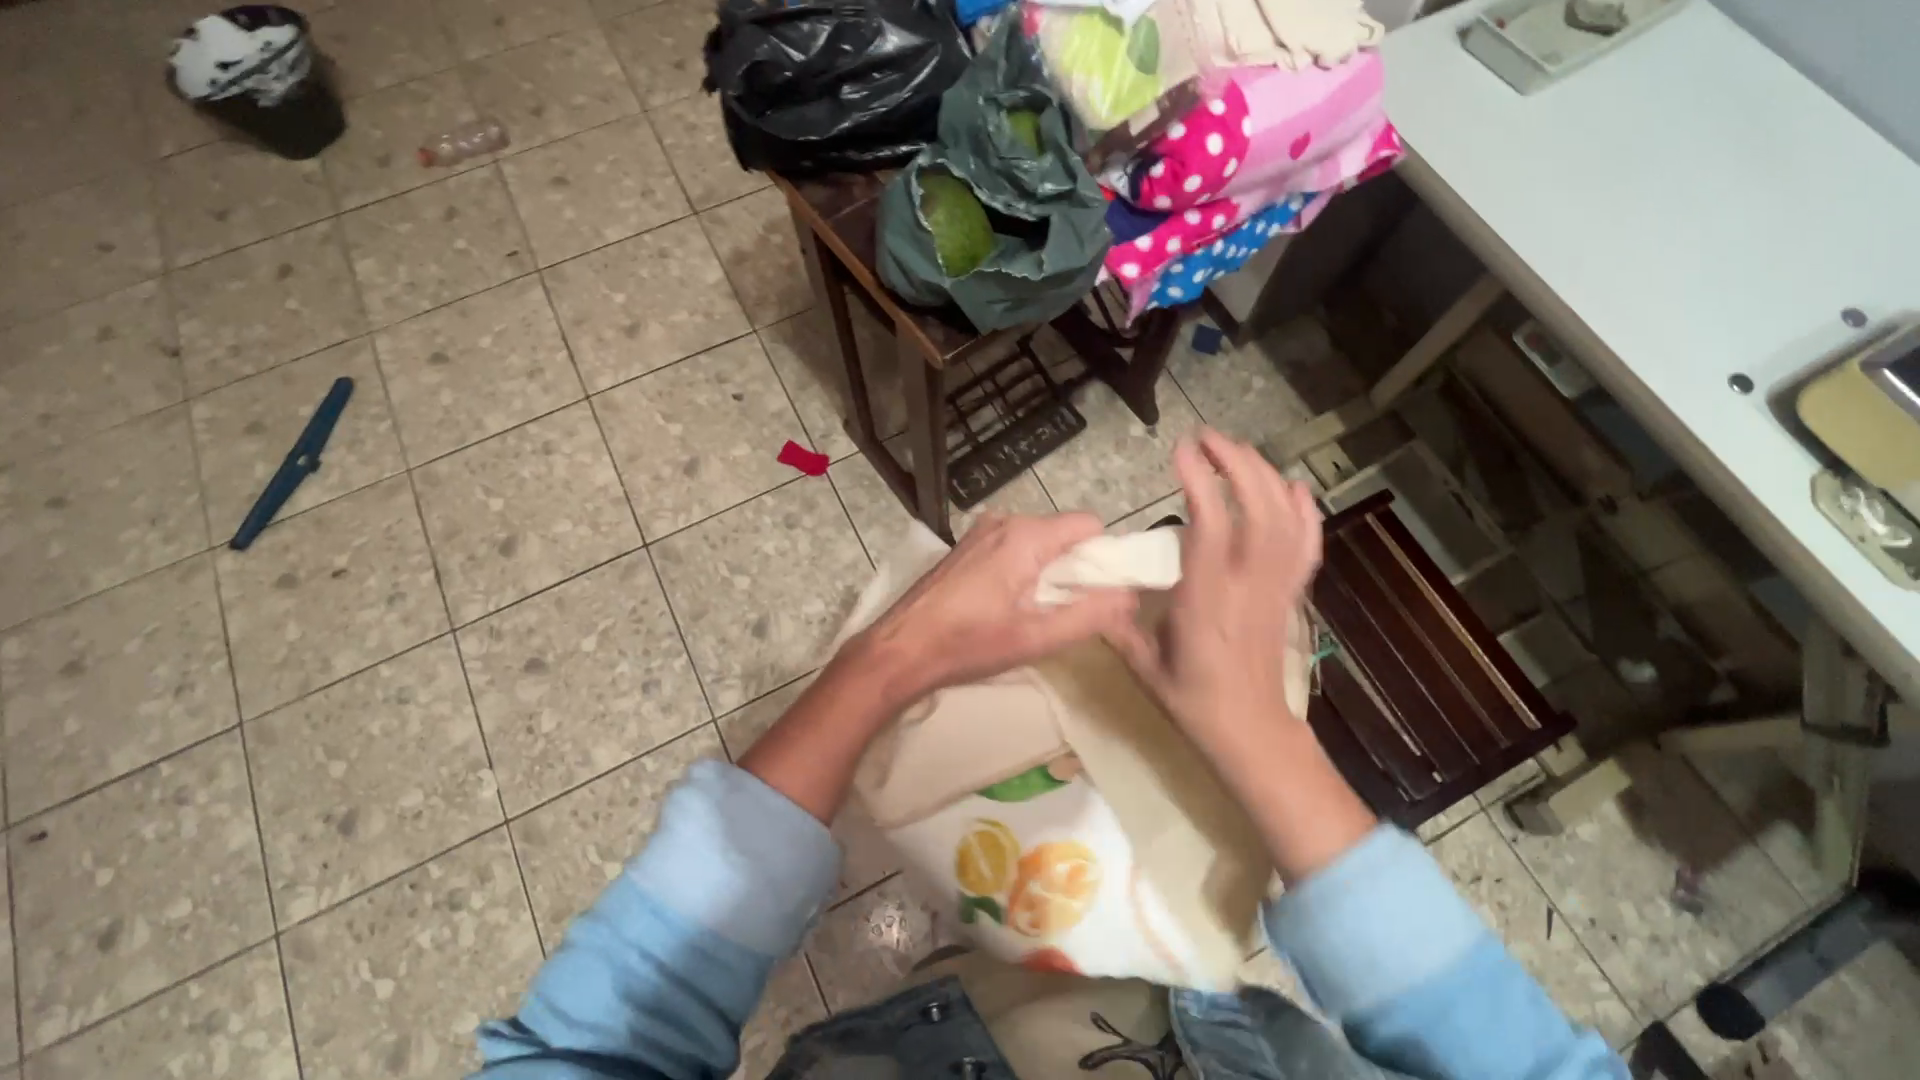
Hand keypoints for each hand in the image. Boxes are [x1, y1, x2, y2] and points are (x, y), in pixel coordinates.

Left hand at [853, 513, 1139, 701]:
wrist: (900, 650)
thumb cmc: (968, 645)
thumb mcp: (1036, 638)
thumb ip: (1089, 615)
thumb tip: (1130, 597)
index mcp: (1025, 536)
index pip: (1089, 525)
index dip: (1104, 557)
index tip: (1101, 593)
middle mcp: (1003, 521)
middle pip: (1062, 534)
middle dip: (1074, 569)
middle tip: (1064, 613)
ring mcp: (980, 532)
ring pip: (1036, 543)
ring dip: (1046, 574)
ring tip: (1031, 615)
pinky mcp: (964, 547)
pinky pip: (1011, 549)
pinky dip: (1021, 572)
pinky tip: (1005, 607)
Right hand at [1104, 429, 1321, 742]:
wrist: (1248, 729)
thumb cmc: (1191, 699)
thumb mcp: (1141, 663)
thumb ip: (1115, 621)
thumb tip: (1090, 586)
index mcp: (1206, 601)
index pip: (1210, 528)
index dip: (1200, 482)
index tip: (1182, 450)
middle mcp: (1248, 586)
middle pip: (1257, 511)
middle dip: (1237, 465)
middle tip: (1209, 438)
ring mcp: (1275, 588)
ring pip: (1284, 521)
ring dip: (1264, 478)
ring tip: (1239, 451)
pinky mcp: (1289, 594)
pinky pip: (1306, 546)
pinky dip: (1304, 512)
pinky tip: (1293, 486)